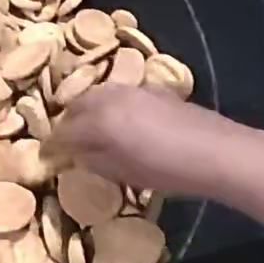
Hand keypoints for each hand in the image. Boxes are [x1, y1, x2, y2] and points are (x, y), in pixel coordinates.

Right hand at [49, 84, 241, 192]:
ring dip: (87, 111)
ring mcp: (132, 90)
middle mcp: (109, 98)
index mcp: (97, 120)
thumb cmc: (166, 169)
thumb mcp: (121, 173)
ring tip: (90, 129)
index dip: (52, 146)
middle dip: (67, 123)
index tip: (46, 157)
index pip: (63, 131)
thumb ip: (92, 160)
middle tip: (66, 142)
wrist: (217, 152)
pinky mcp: (152, 90)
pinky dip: (109, 106)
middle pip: (76, 106)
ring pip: (97, 95)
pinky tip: (120, 122)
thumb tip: (77, 153)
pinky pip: (118, 95)